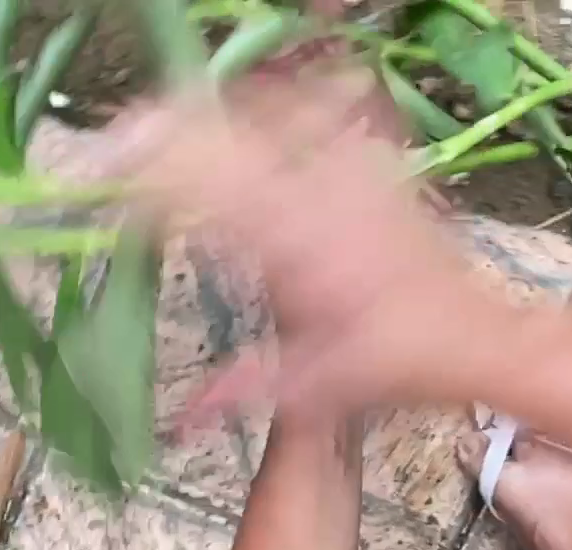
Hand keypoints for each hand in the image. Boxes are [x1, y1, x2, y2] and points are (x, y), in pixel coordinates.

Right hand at [112, 74, 518, 417]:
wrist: (472, 338)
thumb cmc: (396, 366)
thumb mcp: (313, 388)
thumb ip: (240, 391)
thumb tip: (180, 421)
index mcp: (291, 245)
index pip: (194, 180)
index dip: (135, 172)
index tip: (99, 183)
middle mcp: (315, 193)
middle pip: (217, 128)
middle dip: (157, 133)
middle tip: (120, 151)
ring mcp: (349, 171)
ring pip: (263, 106)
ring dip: (214, 117)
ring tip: (177, 136)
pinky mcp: (374, 167)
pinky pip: (317, 111)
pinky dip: (275, 113)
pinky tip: (260, 132)